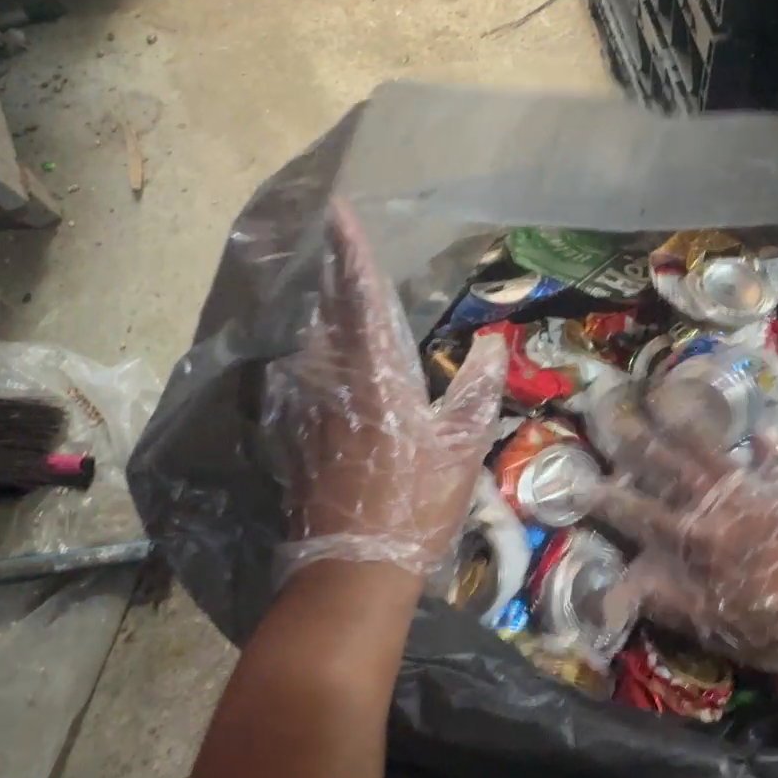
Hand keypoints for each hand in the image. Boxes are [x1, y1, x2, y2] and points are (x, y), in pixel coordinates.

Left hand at [269, 198, 506, 581]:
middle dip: (331, 270)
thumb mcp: (463, 448)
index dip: (353, 253)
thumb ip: (477, 390)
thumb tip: (488, 346)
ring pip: (307, 340)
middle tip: (333, 237)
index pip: (363, 299)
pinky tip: (317, 348)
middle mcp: (330, 379)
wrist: (352, 566)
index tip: (340, 211)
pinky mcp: (290, 432)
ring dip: (319, 308)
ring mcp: (302, 406)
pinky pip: (297, 373)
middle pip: (327, 310)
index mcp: (377, 377)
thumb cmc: (416, 504)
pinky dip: (308, 349)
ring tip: (330, 284)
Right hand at [592, 392, 777, 671]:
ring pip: (711, 454)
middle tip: (617, 416)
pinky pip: (769, 464)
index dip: (609, 500)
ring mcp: (750, 495)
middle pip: (671, 469)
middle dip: (640, 443)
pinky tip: (761, 427)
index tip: (583, 482)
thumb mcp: (703, 622)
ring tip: (667, 399)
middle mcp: (717, 506)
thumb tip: (614, 588)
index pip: (640, 514)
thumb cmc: (761, 624)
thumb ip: (658, 599)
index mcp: (694, 539)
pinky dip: (764, 447)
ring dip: (687, 427)